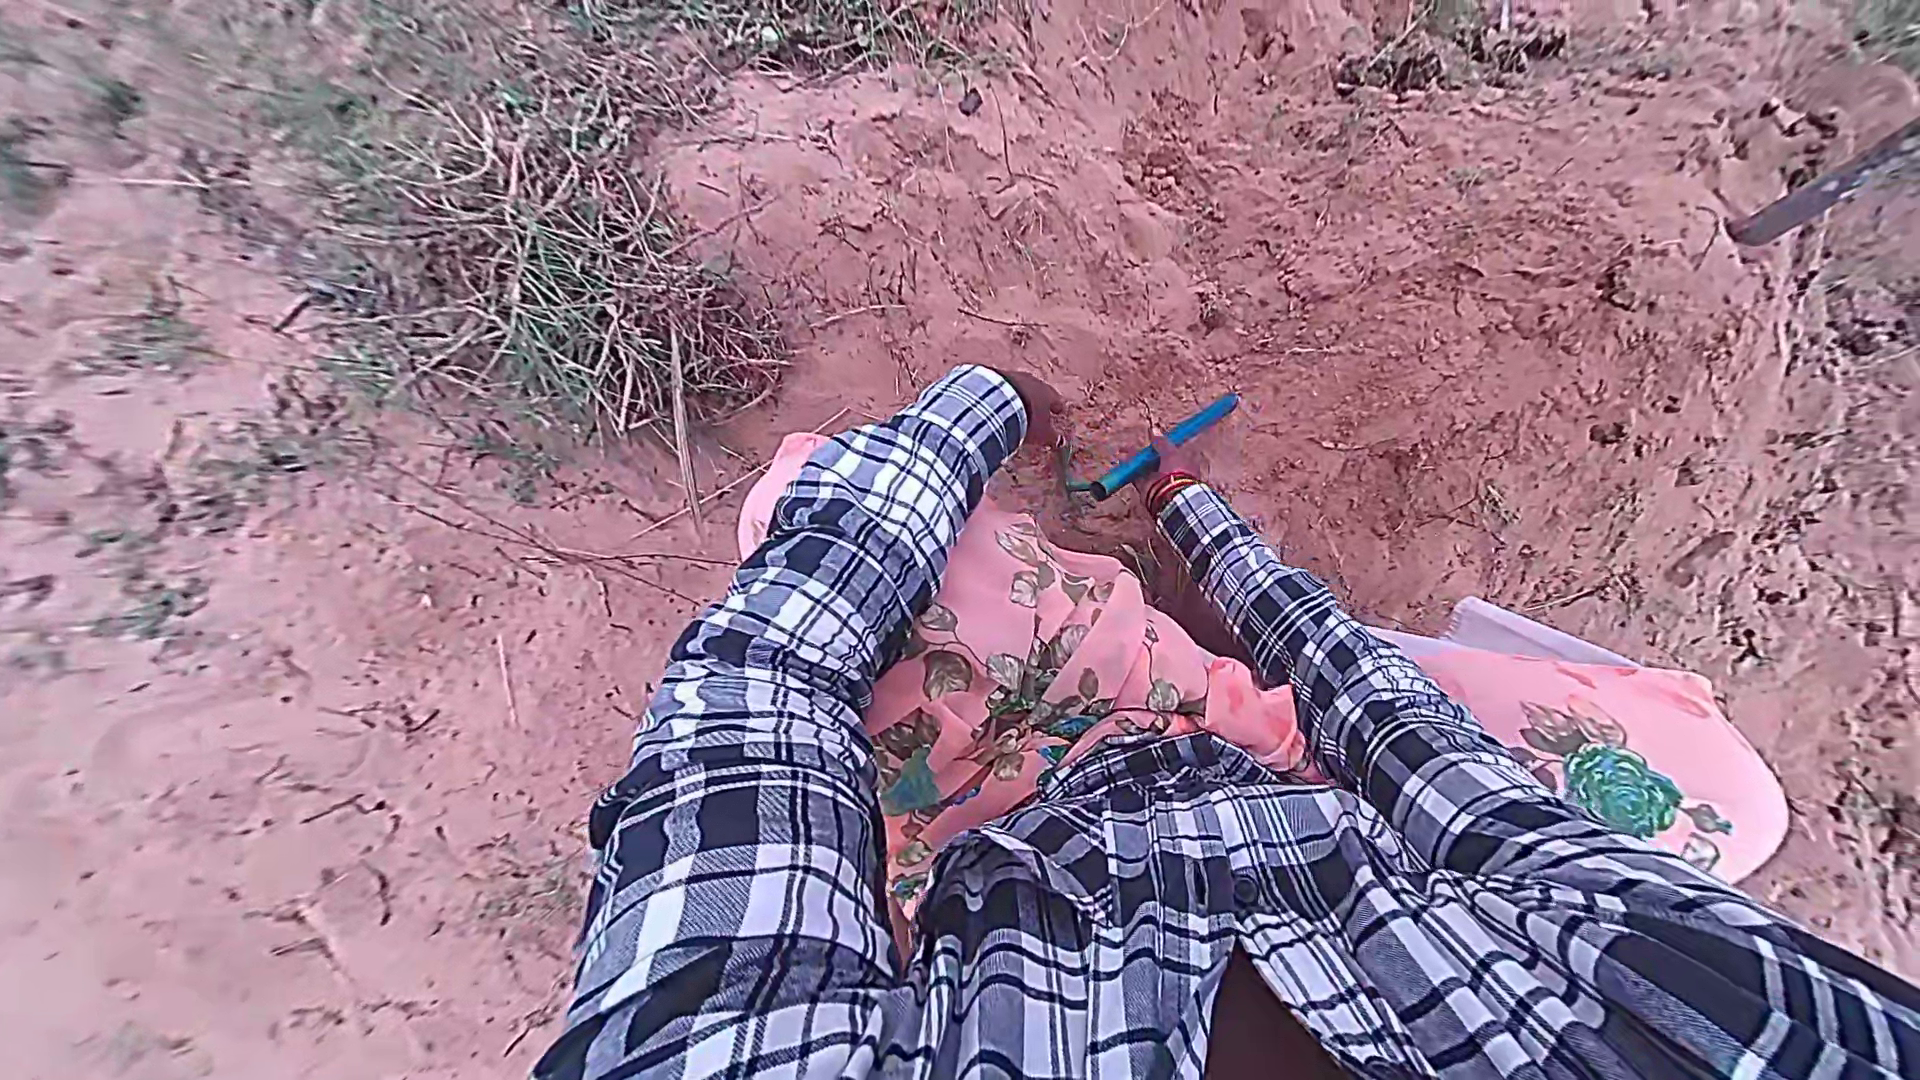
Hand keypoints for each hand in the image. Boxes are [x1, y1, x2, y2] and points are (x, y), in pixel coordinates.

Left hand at [998, 369, 1063, 450]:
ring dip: (1021, 395)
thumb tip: (1060, 442)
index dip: (1057, 406)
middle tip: (1038, 408)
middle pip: (1038, 390)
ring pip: (1021, 387)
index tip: (1059, 410)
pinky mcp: (997, 377)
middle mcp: (1033, 382)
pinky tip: (1002, 402)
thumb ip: (1051, 437)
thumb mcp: (1042, 433)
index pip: (1056, 400)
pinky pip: (1005, 386)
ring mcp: (1015, 377)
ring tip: (1019, 405)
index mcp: (1048, 394)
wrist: (1000, 402)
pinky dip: (1006, 394)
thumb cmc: (1027, 420)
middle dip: (1038, 399)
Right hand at [1128, 434, 1205, 495]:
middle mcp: (1168, 472)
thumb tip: (1154, 430)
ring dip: (1133, 460)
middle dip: (1142, 453)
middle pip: (1153, 460)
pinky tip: (1122, 462)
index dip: (1158, 446)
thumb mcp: (1171, 452)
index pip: (1168, 453)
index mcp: (1180, 464)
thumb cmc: (1176, 471)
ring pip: (1143, 468)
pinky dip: (1129, 470)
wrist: (1171, 493)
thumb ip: (1161, 442)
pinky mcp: (1146, 488)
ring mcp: (1157, 480)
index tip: (1150, 440)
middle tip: (1133, 446)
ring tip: (1122, 452)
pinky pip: (1136, 476)